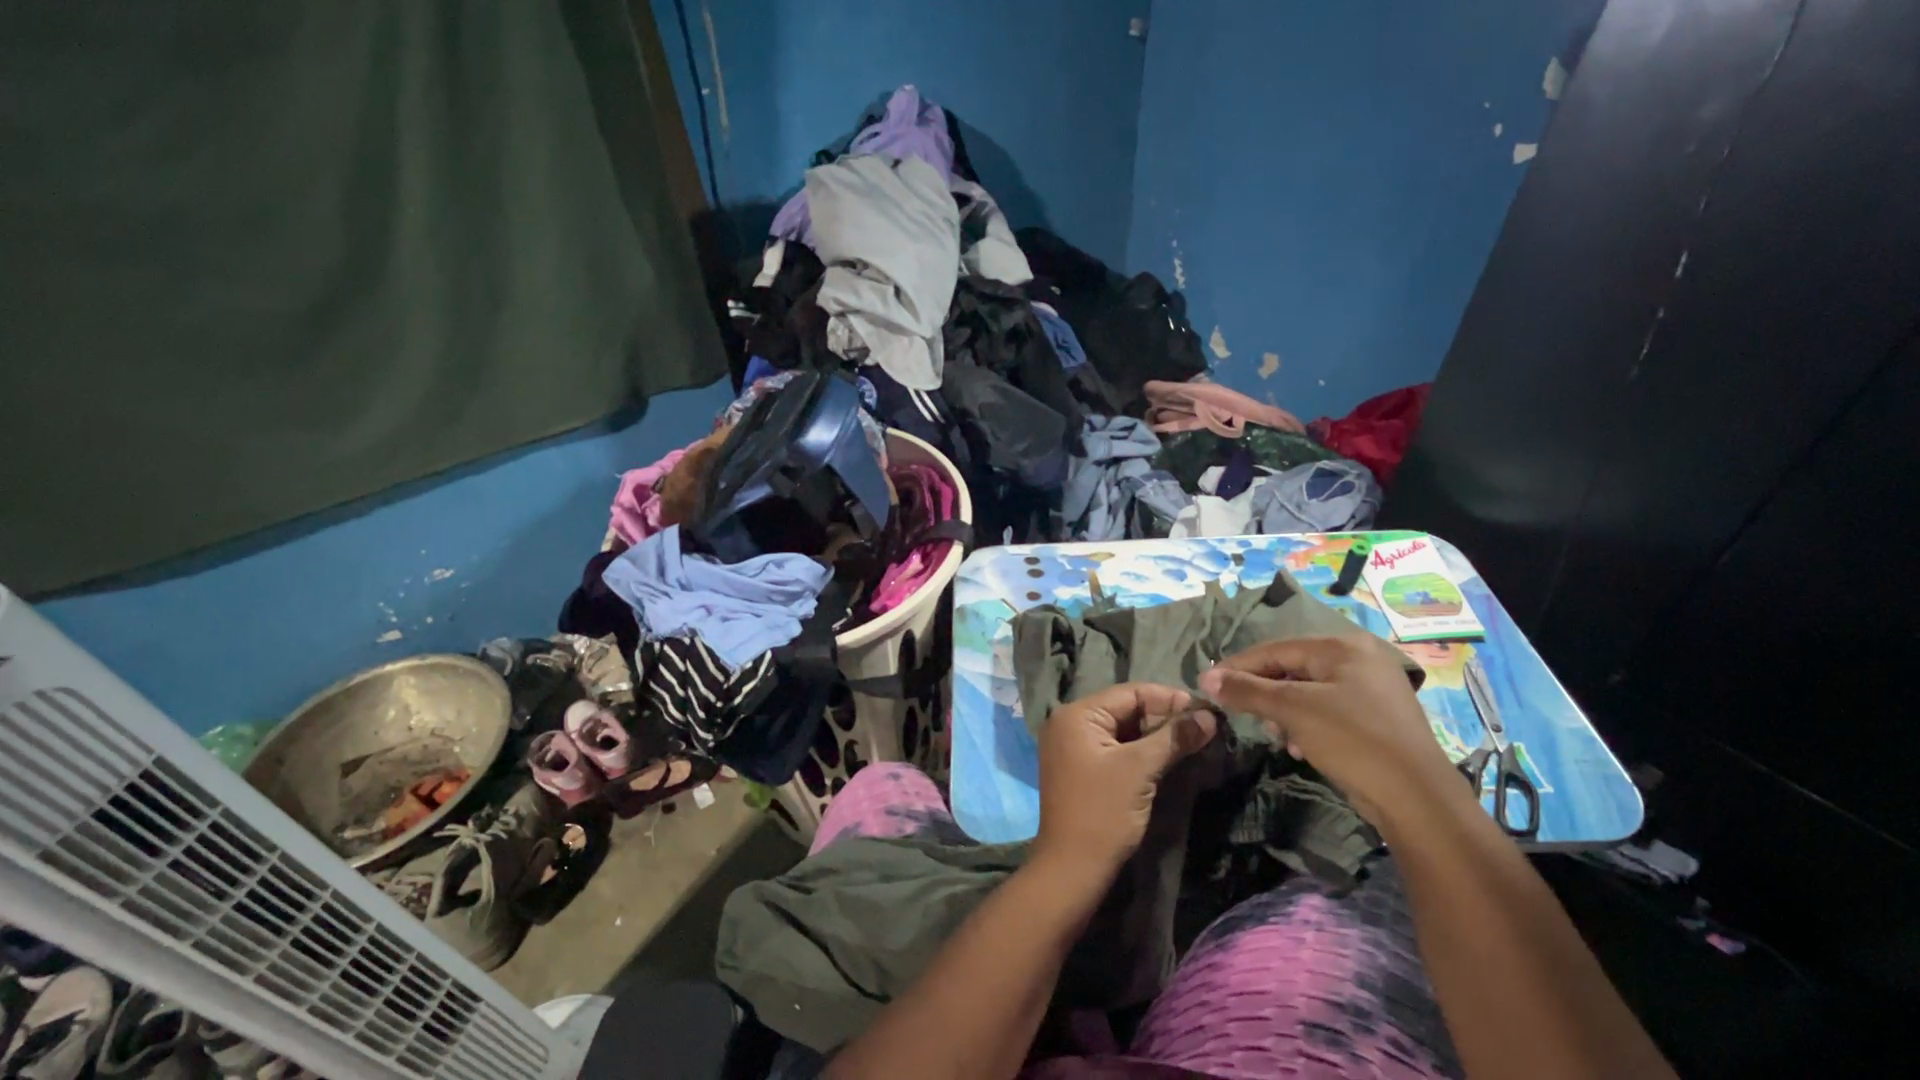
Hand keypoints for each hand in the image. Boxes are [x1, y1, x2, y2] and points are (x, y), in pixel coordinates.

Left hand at [1034, 683, 1217, 877]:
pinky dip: (1142, 752)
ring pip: (1124, 730)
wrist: (1073, 868)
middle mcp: (1070, 724)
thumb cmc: (1103, 812)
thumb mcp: (1141, 769)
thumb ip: (1174, 737)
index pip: (1130, 692)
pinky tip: (1170, 758)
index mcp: (1076, 715)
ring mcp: (1073, 748)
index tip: (1206, 712)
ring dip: (1157, 736)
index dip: (1169, 699)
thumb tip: (1209, 716)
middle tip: (1204, 729)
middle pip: (1126, 709)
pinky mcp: (1082, 769)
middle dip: (1165, 718)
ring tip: (1193, 742)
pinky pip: (1117, 749)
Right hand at [1199, 636, 1470, 830]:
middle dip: (1263, 691)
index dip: (1238, 666)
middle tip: (1239, 712)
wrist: (1415, 796)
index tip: (1207, 683)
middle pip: (1293, 668)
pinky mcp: (1376, 719)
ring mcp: (1372, 689)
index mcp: (1343, 647)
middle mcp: (1360, 659)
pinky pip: (1328, 711)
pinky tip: (1298, 747)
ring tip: (1271, 733)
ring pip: (1309, 692)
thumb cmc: (1351, 740)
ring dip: (1283, 711)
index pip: (1275, 649)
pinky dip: (1306, 724)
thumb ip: (1248, 690)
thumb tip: (1206, 678)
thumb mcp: (1293, 710)